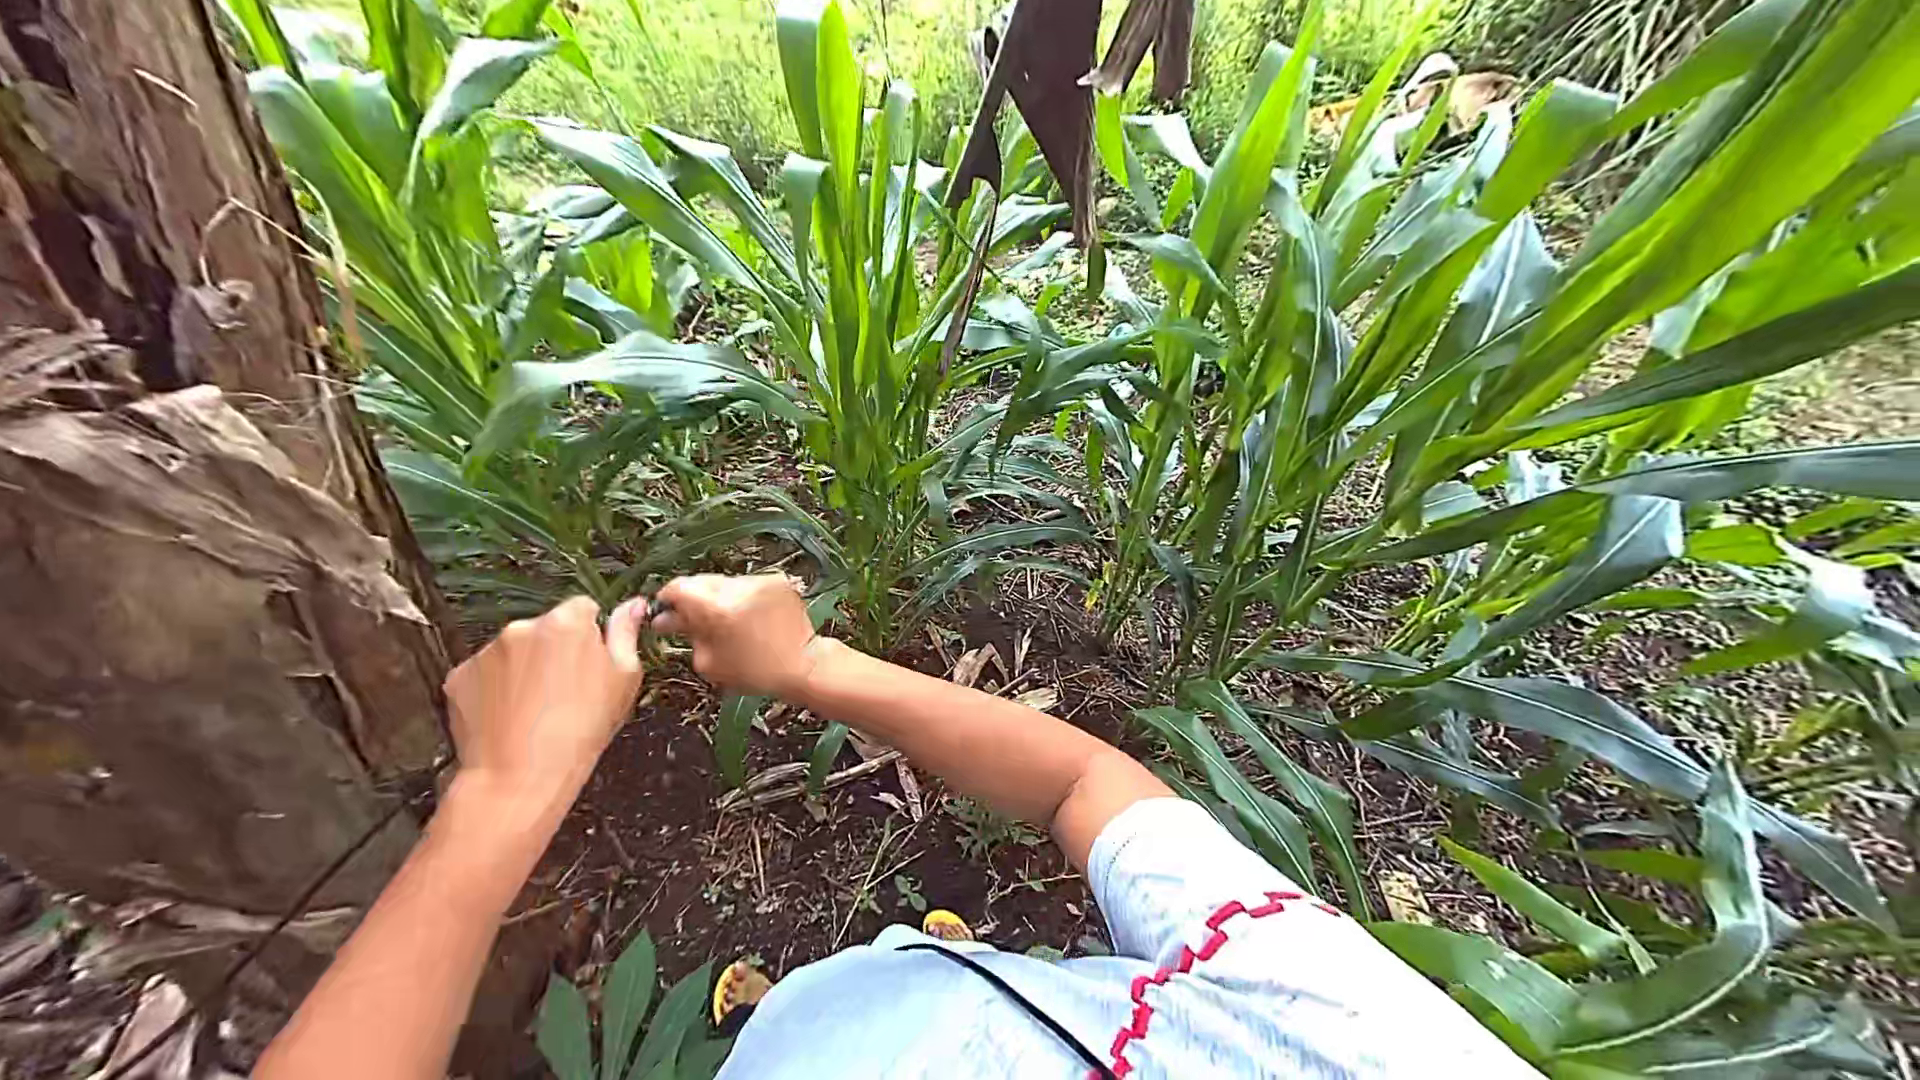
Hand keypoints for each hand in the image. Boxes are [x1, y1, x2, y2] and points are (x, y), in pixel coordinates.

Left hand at [443, 596, 644, 800]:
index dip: (593, 634)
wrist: (520, 776)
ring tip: (538, 708)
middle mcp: (523, 627)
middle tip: (569, 689)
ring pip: (517, 651)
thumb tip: (633, 606)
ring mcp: (486, 652)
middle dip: (558, 650)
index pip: (585, 608)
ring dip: (527, 668)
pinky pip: (487, 673)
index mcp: (568, 622)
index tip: (594, 661)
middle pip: (548, 628)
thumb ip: (626, 634)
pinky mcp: (458, 677)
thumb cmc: (582, 728)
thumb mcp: (624, 678)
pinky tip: (512, 714)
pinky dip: (498, 688)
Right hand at [654, 574, 826, 698]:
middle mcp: (739, 588)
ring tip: (725, 620)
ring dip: (718, 596)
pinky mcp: (777, 580)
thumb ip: (687, 634)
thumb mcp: (709, 661)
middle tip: (692, 617)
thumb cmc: (754, 671)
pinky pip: (748, 584)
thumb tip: (665, 619)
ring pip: (725, 581)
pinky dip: (741, 596)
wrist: (802, 663)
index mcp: (718, 609)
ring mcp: (760, 581)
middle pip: (701, 581)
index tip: (666, 610)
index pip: (679, 587)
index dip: (668, 598)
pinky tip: (746, 615)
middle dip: (693, 597)